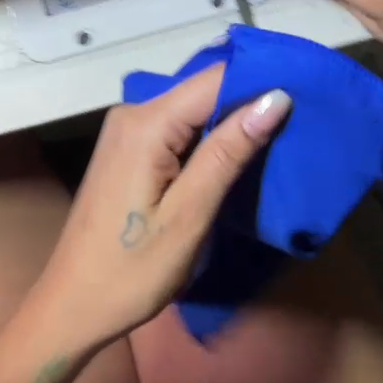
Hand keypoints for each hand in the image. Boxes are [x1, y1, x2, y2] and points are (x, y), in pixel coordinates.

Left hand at [28, 66, 289, 348]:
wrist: (75, 302)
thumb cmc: (132, 269)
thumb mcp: (189, 215)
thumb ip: (227, 152)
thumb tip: (274, 99)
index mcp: (145, 123)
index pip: (212, 80)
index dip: (259, 82)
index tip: (308, 92)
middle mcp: (132, 113)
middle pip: (201, 91)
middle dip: (249, 101)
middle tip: (303, 119)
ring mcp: (127, 130)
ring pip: (191, 109)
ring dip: (231, 122)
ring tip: (282, 135)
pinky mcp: (129, 148)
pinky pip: (176, 128)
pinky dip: (207, 138)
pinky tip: (238, 153)